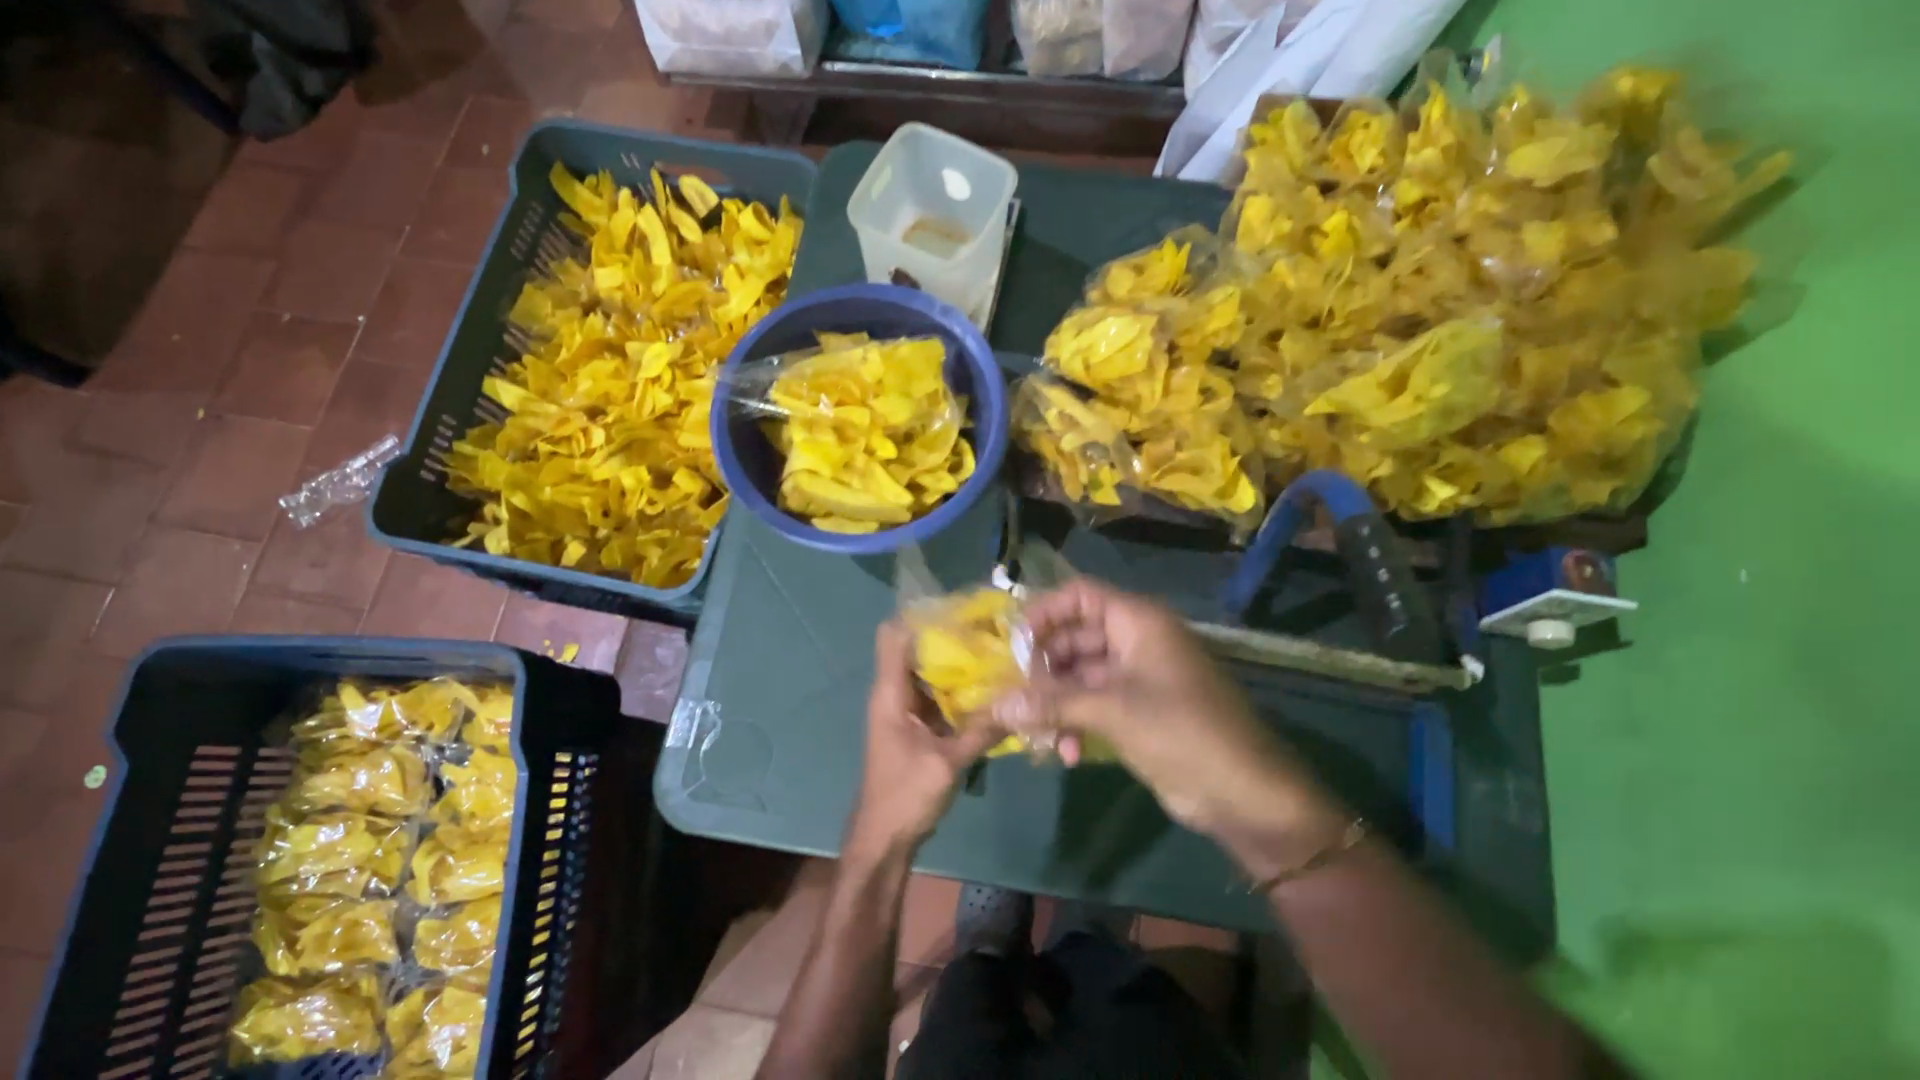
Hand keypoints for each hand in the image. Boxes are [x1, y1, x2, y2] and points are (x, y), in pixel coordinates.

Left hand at [846, 620, 1005, 856]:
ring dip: (961, 667)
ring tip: (1001, 655)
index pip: (894, 636)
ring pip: (933, 675)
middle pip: (919, 651)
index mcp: (890, 694)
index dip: (923, 617)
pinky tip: (994, 692)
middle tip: (995, 631)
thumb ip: (982, 731)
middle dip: (954, 640)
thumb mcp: (947, 764)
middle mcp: (895, 695)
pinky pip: (941, 699)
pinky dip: (962, 693)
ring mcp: (907, 712)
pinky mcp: (920, 729)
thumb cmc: (905, 797)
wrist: (884, 840)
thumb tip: (1019, 702)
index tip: (963, 610)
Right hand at [995, 579, 1346, 859]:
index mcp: (1139, 622)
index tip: (1009, 645)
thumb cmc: (1182, 733)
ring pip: (1080, 676)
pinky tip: (1066, 753)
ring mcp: (1139, 679)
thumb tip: (997, 705)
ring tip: (1038, 735)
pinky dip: (1076, 723)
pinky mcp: (1139, 713)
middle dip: (1043, 668)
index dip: (1043, 613)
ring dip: (1056, 703)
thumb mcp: (1113, 712)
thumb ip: (1052, 704)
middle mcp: (1137, 642)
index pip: (1079, 596)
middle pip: (1074, 637)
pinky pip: (1093, 705)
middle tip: (1017, 698)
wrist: (1244, 792)